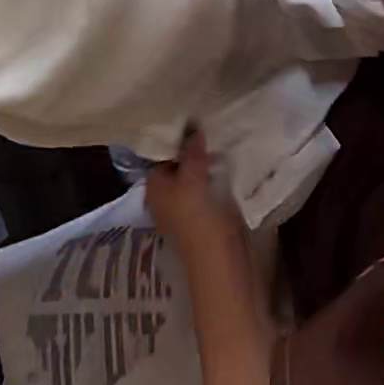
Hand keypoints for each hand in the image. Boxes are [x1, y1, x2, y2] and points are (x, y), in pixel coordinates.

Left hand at [145, 132, 241, 255]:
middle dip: (194, 153)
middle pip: (178, 169)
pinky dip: (215, 181)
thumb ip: (192, 153)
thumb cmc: (197, 215)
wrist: (217, 259)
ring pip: (193, 180)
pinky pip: (206, 192)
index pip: (162, 156)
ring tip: (224, 147)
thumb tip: (194, 131)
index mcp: (154, 187)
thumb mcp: (193, 178)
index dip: (177, 142)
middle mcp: (164, 198)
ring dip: (206, 167)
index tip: (197, 126)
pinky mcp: (202, 218)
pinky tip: (229, 170)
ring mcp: (183, 210)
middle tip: (214, 133)